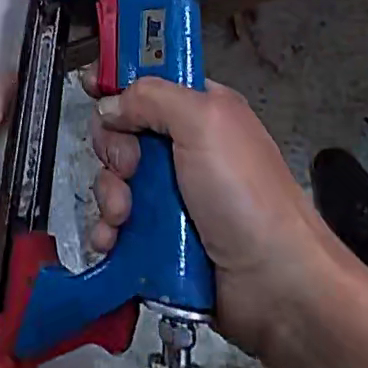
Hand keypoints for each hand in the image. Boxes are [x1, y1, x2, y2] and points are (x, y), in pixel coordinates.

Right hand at [83, 75, 334, 354]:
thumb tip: (111, 104)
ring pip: (116, 179)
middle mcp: (185, 146)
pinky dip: (109, 231)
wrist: (273, 286)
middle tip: (130, 168)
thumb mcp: (204, 124)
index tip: (94, 87)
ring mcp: (172, 193)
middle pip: (124, 130)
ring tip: (125, 216)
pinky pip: (117, 224)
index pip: (152, 81)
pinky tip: (113, 240)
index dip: (121, 81)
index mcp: (201, 109)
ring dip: (110, 196)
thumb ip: (153, 98)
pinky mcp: (160, 236)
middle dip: (115, 149)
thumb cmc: (249, 197)